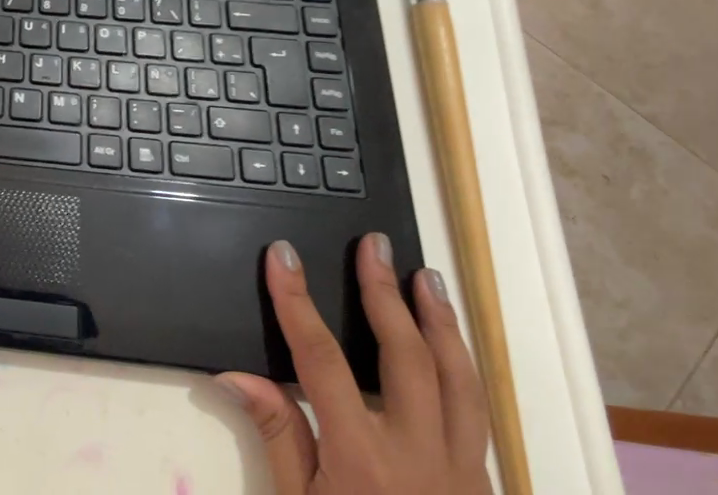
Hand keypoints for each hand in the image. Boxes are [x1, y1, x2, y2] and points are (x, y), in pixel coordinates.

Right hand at [218, 238, 492, 494]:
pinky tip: (448, 342)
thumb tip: (234, 374)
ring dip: (440, 321)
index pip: (322, 361)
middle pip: (405, 356)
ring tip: (425, 275)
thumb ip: (277, 437)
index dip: (297, 302)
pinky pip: (476, 407)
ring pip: (460, 378)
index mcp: (364, 461)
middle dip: (384, 293)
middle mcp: (422, 456)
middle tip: (373, 245)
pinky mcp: (483, 480)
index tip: (283, 256)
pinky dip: (461, 362)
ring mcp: (463, 469)